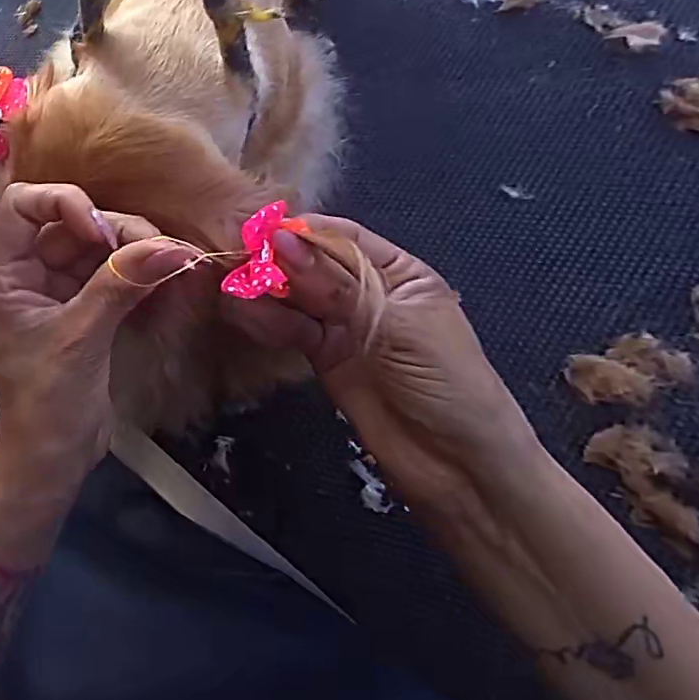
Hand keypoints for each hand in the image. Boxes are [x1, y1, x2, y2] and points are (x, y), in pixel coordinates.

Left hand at [0, 183, 197, 494]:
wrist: (52, 458)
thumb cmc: (46, 406)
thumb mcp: (81, 340)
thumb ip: (120, 287)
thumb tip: (168, 249)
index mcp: (2, 275)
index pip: (20, 206)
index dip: (62, 202)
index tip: (100, 230)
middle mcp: (24, 272)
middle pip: (68, 222)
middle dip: (114, 229)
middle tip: (159, 249)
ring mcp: (52, 287)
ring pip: (93, 244)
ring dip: (132, 247)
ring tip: (172, 260)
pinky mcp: (79, 303)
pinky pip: (107, 270)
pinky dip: (134, 269)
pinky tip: (164, 272)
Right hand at [223, 215, 544, 512]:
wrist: (458, 469)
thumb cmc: (447, 383)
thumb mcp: (397, 323)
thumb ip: (335, 282)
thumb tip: (281, 239)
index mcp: (396, 272)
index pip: (340, 236)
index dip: (300, 230)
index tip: (258, 230)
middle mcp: (364, 291)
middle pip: (309, 262)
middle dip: (276, 260)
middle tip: (240, 263)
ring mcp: (340, 323)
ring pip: (291, 293)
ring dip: (265, 291)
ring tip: (242, 294)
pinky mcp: (320, 354)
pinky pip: (286, 326)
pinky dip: (266, 320)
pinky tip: (251, 317)